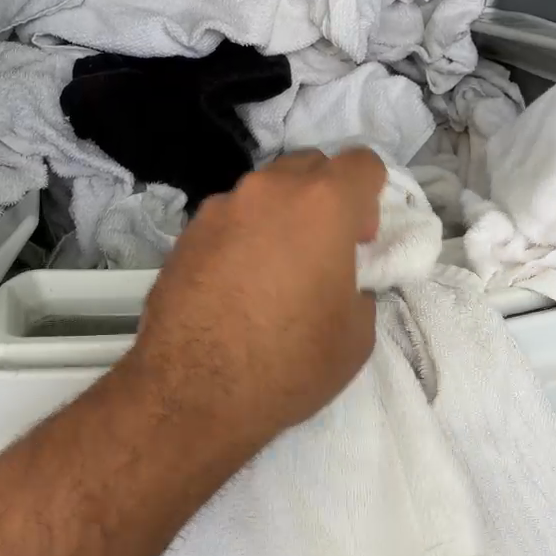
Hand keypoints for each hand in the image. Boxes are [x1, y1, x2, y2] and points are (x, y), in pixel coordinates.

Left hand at [118, 149, 387, 450]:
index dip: (370, 197)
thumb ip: (359, 289)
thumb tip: (343, 285)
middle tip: (322, 251)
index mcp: (322, 204)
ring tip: (273, 273)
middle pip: (310, 167)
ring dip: (280, 217)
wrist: (192, 392)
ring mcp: (220, 208)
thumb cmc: (289, 363)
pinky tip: (235, 287)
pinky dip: (242, 238)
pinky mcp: (185, 234)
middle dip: (325, 199)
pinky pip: (229, 220)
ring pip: (264, 193)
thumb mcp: (356, 335)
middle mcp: (268, 191)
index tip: (360, 240)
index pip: (361, 163)